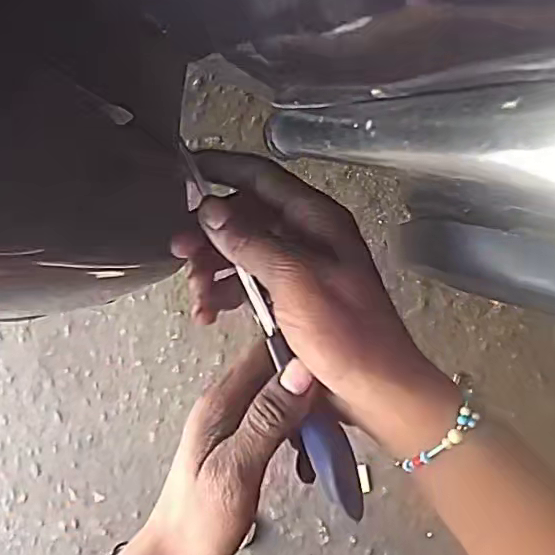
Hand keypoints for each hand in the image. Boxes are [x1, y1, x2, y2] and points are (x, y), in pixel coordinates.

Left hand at [120, 343, 317, 554]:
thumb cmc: (200, 519)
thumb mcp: (237, 468)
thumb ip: (268, 418)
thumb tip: (299, 372)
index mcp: (221, 401)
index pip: (265, 349)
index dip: (302, 351)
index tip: (334, 366)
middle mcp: (226, 403)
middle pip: (277, 369)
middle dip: (311, 384)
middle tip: (337, 409)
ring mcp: (234, 420)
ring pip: (282, 394)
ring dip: (308, 410)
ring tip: (325, 437)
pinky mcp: (243, 437)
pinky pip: (279, 417)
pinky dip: (300, 430)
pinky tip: (308, 454)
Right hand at [169, 152, 448, 432]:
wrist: (373, 387)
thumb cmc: (350, 336)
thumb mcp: (295, 281)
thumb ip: (251, 242)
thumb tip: (212, 211)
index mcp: (319, 222)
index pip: (264, 178)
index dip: (224, 169)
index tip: (190, 168)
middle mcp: (310, 238)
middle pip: (249, 216)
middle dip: (211, 233)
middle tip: (181, 249)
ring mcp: (302, 269)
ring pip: (245, 251)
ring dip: (215, 268)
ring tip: (198, 294)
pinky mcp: (294, 298)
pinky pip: (253, 282)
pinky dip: (229, 292)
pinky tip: (213, 310)